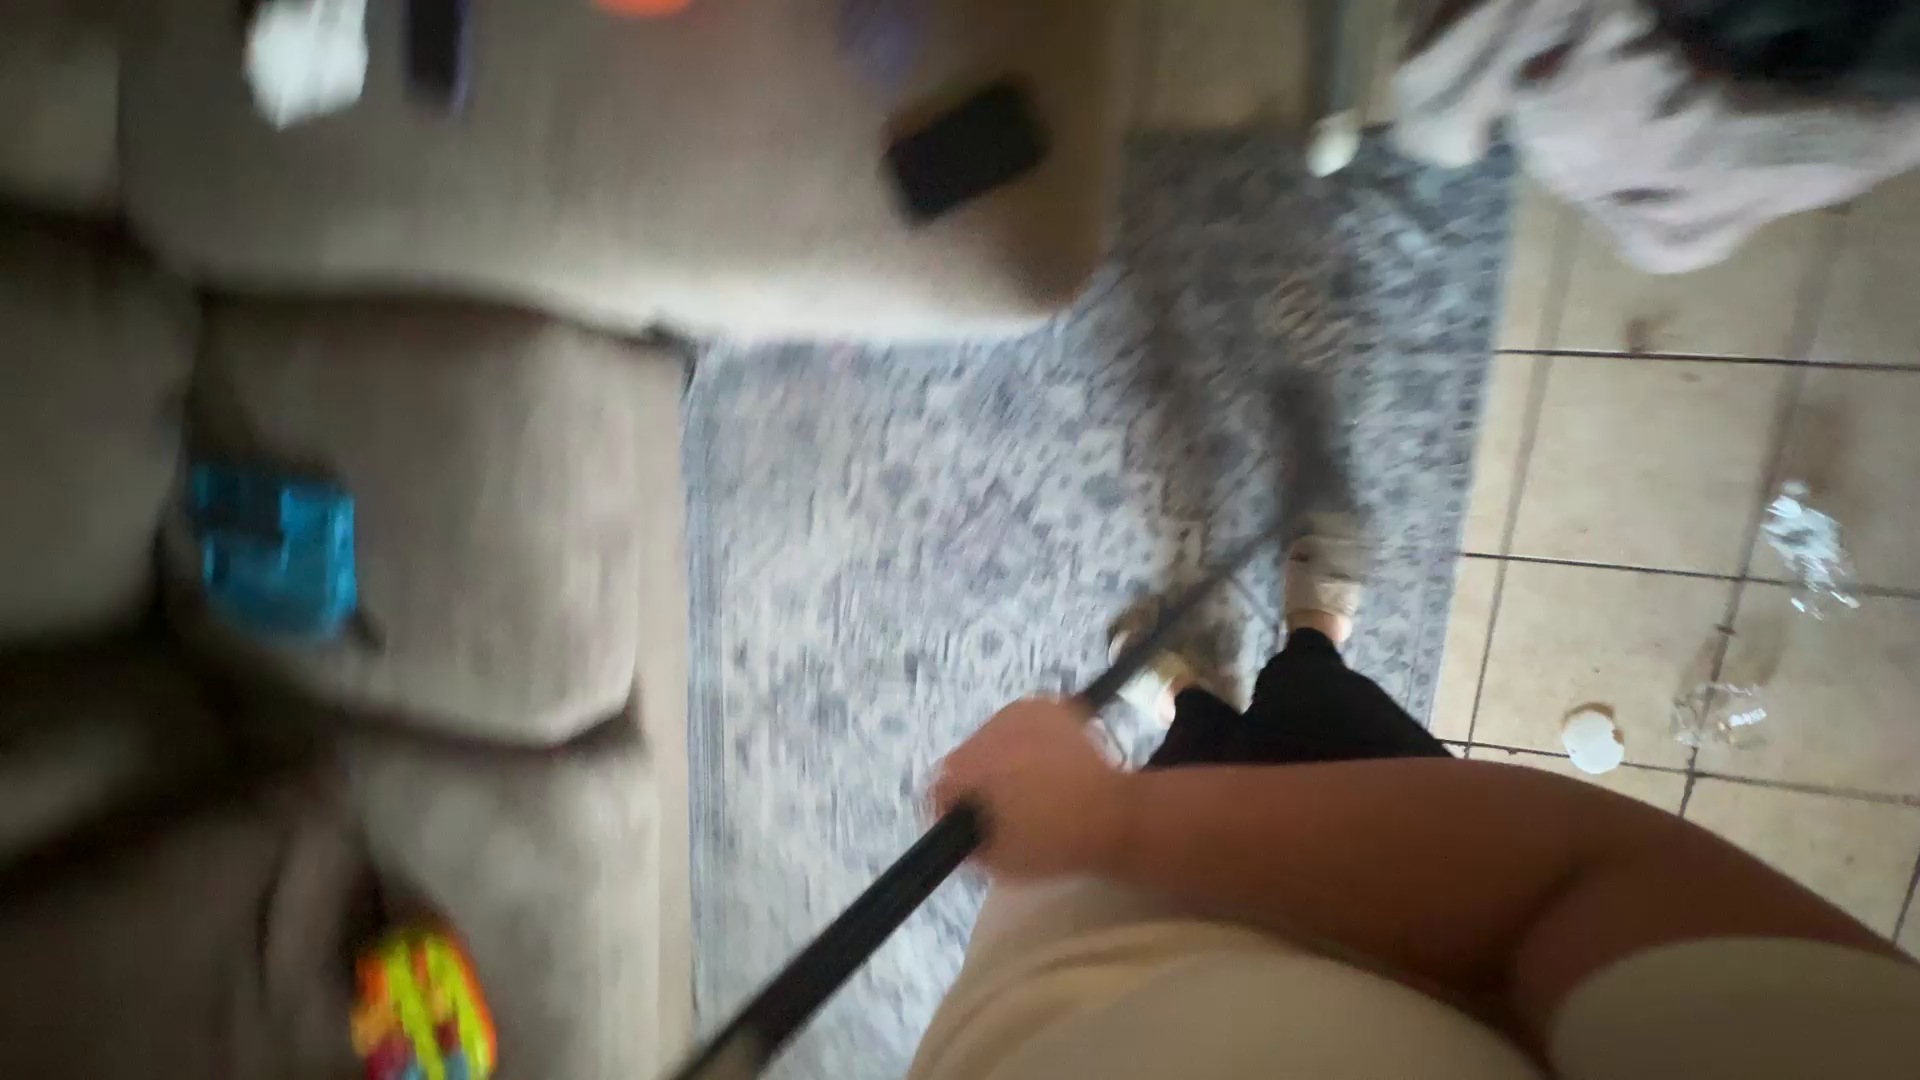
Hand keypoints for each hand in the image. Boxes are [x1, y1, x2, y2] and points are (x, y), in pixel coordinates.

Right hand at [931, 697, 1131, 880]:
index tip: (970, 823)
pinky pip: (1017, 723)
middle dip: (976, 780)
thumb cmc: (1056, 842)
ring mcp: (1019, 712)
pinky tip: (1042, 760)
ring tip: (1027, 783)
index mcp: (974, 768)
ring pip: (990, 737)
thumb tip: (951, 830)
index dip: (950, 808)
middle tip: (1003, 806)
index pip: (939, 784)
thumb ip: (964, 844)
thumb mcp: (1000, 860)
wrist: (1115, 813)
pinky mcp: (1044, 705)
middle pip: (965, 758)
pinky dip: (1022, 739)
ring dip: (998, 757)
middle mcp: (990, 731)